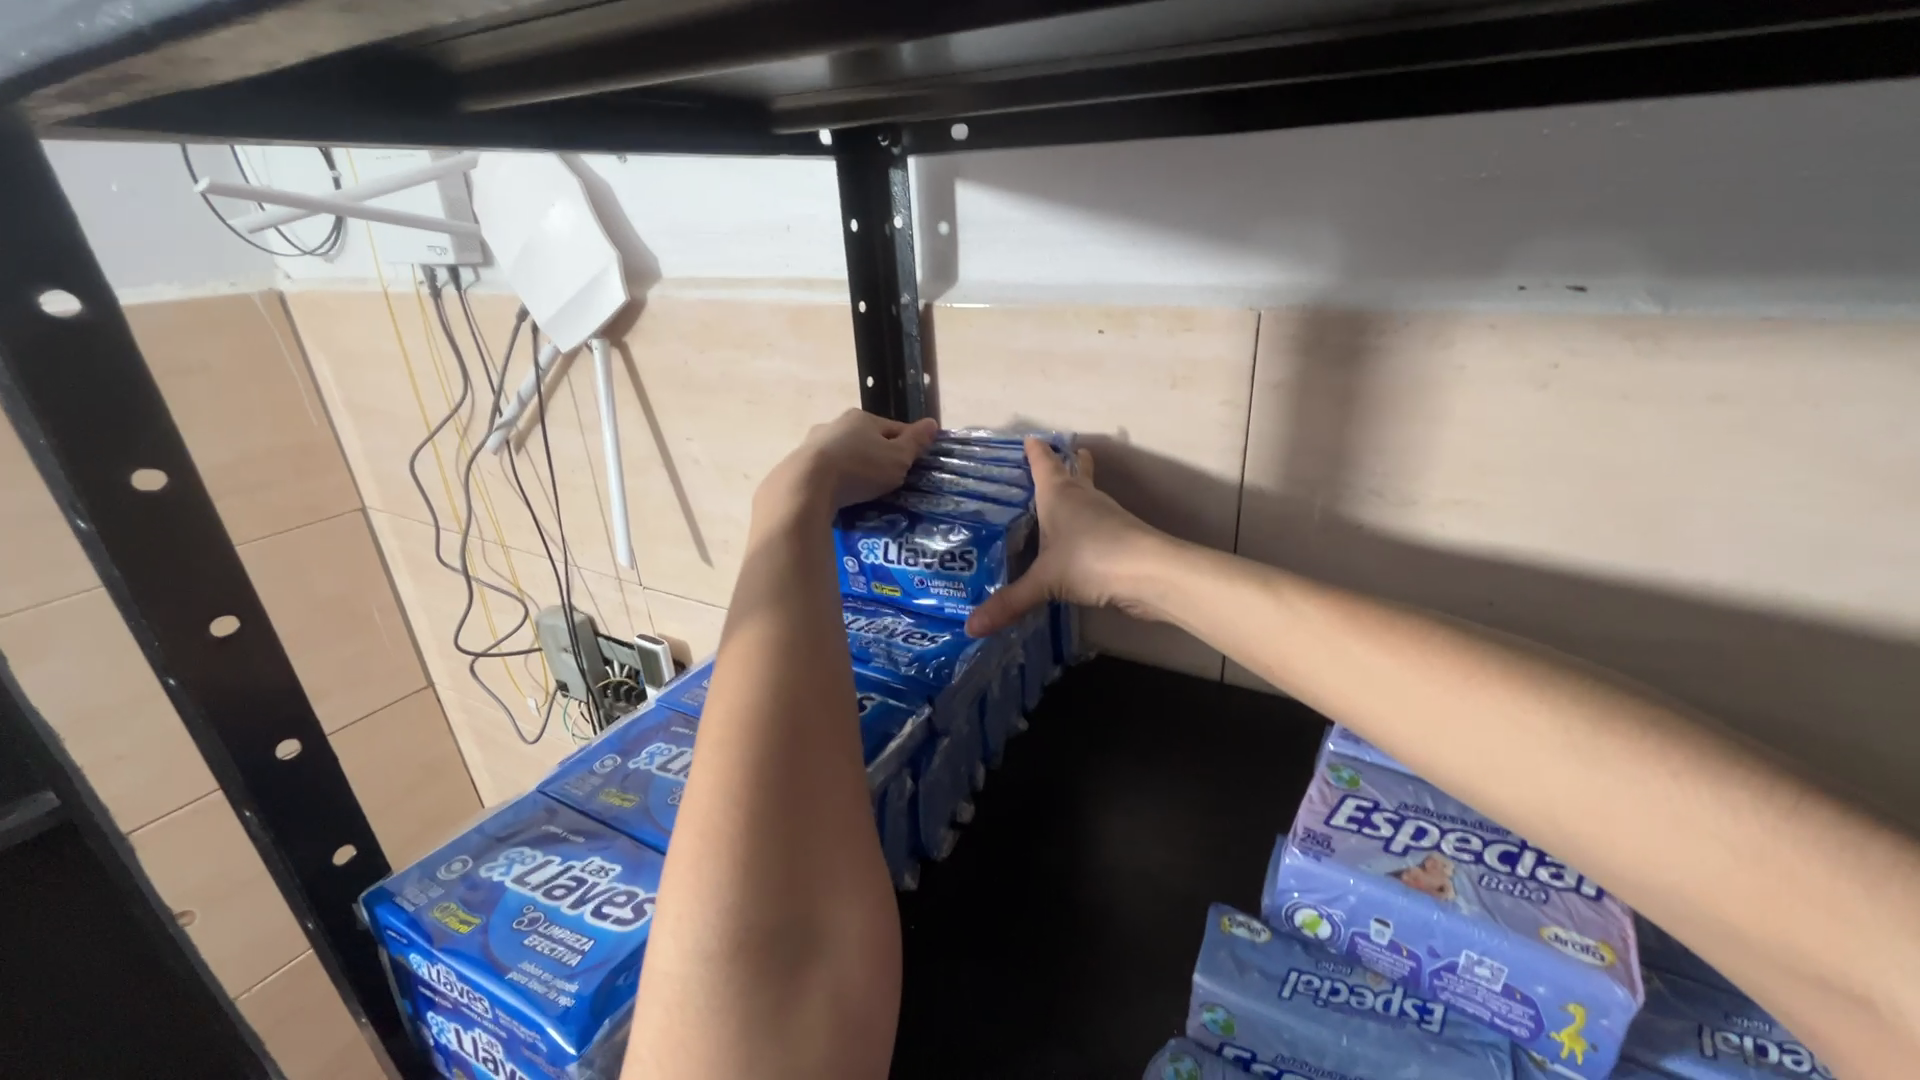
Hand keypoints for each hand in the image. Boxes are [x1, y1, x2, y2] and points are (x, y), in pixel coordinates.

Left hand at [757, 409, 936, 520]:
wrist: (806, 487)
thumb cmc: (860, 469)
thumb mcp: (897, 458)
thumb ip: (915, 442)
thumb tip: (932, 423)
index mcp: (862, 418)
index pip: (893, 428)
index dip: (906, 444)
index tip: (913, 463)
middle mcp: (834, 425)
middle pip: (864, 440)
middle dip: (875, 457)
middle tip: (886, 480)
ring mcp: (811, 444)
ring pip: (841, 455)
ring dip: (851, 469)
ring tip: (860, 492)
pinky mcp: (796, 465)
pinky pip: (823, 473)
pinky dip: (833, 482)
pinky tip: (837, 497)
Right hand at [966, 439, 1171, 636]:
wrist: (1150, 573)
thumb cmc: (1091, 559)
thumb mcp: (1044, 581)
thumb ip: (1009, 603)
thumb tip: (971, 627)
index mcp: (1058, 495)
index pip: (1044, 463)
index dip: (1035, 451)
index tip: (1028, 439)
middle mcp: (1082, 498)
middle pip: (1074, 472)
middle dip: (1065, 464)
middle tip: (1052, 460)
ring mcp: (1105, 517)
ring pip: (1087, 497)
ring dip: (1075, 495)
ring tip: (1055, 503)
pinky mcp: (1120, 538)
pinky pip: (1095, 524)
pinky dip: (1084, 525)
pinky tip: (1073, 542)